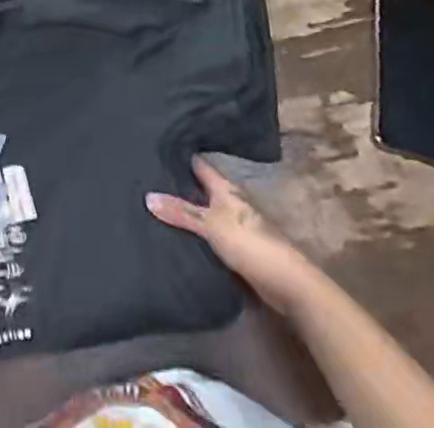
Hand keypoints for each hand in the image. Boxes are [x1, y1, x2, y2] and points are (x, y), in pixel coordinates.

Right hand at [146, 157, 324, 315]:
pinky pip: (207, 232)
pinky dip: (192, 231)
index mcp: (227, 189)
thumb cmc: (251, 243)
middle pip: (200, 187)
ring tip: (152, 203)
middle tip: (145, 177)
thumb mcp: (211, 224)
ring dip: (184, 209)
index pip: (199, 164)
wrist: (288, 284)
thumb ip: (181, 212)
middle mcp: (230, 203)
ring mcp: (234, 225)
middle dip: (177, 183)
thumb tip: (147, 196)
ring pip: (203, 211)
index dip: (180, 155)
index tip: (155, 149)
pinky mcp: (235, 247)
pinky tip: (173, 233)